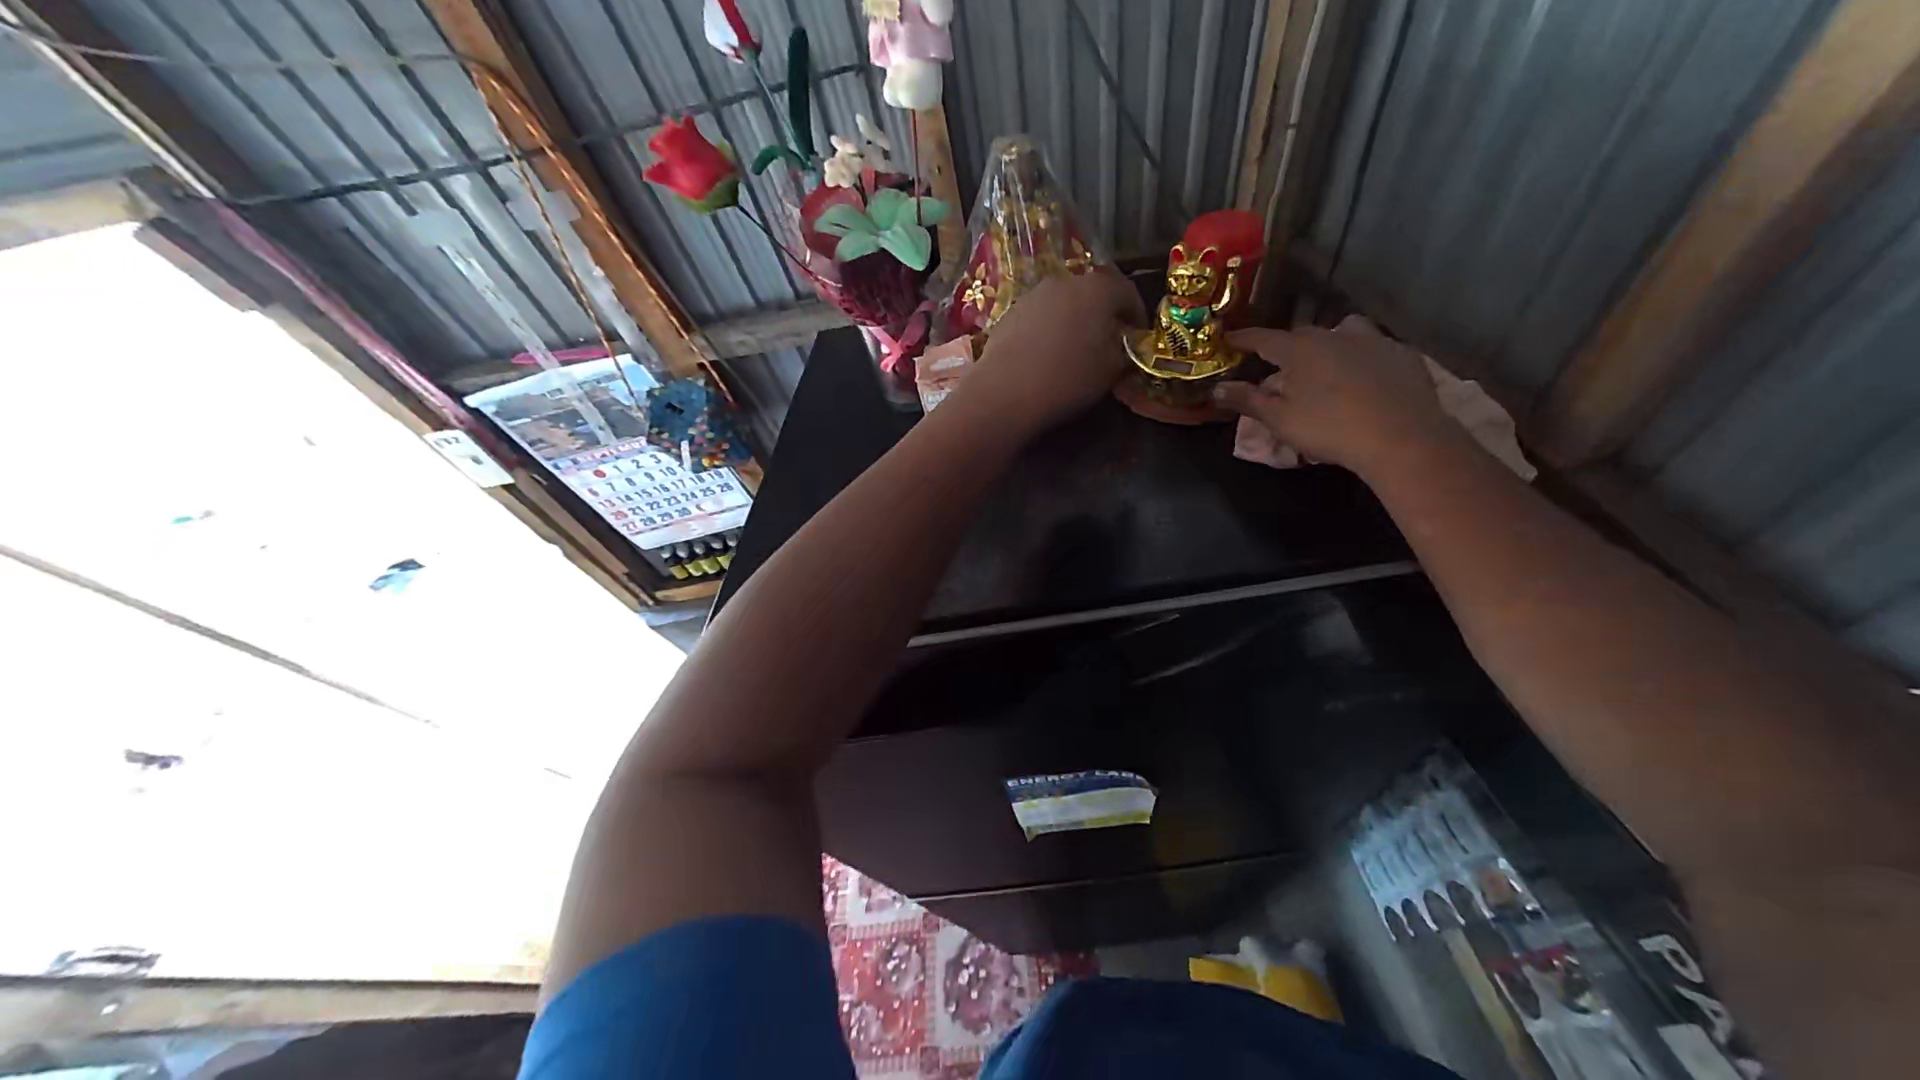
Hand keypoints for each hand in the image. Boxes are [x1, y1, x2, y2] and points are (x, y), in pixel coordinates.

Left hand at [954, 269, 1146, 434]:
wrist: (1005, 391)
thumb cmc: (1069, 378)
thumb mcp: (1112, 369)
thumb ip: (1126, 351)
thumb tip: (1126, 345)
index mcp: (1098, 289)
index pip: (1128, 293)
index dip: (1137, 315)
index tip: (1139, 337)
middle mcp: (1064, 282)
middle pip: (1093, 294)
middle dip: (1103, 316)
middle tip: (1108, 343)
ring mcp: (1032, 296)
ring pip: (1063, 304)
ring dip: (1073, 321)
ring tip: (1074, 350)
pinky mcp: (1009, 314)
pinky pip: (1039, 318)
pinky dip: (1048, 330)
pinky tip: (1045, 356)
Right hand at [1213, 316, 1458, 476]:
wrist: (1400, 437)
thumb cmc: (1329, 428)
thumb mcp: (1279, 419)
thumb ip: (1247, 400)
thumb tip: (1216, 389)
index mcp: (1299, 349)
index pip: (1262, 338)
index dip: (1243, 339)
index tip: (1229, 340)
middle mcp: (1334, 335)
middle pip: (1302, 334)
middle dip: (1286, 346)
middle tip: (1278, 364)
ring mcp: (1373, 341)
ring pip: (1344, 332)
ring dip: (1330, 343)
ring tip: (1326, 363)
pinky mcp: (1402, 355)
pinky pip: (1375, 348)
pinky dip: (1362, 357)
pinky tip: (1364, 377)